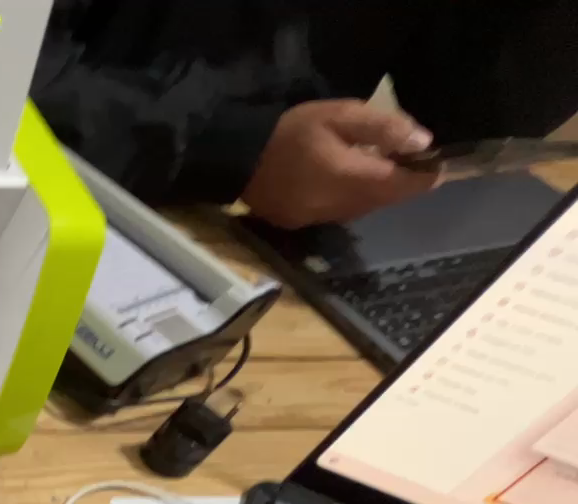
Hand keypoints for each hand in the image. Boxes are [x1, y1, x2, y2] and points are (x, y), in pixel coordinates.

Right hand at [241, 100, 439, 228]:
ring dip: (371, 196)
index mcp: (348, 178)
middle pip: (380, 201)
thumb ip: (386, 128)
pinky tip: (339, 188)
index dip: (425, 177)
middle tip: (406, 166)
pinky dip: (345, 203)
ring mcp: (310, 217)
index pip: (402, 185)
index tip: (437, 164)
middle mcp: (332, 205)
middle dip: (398, 186)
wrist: (234, 159)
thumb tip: (422, 142)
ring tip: (373, 175)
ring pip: (357, 211)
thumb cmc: (290, 132)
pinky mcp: (292, 222)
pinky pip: (332, 216)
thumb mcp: (343, 115)